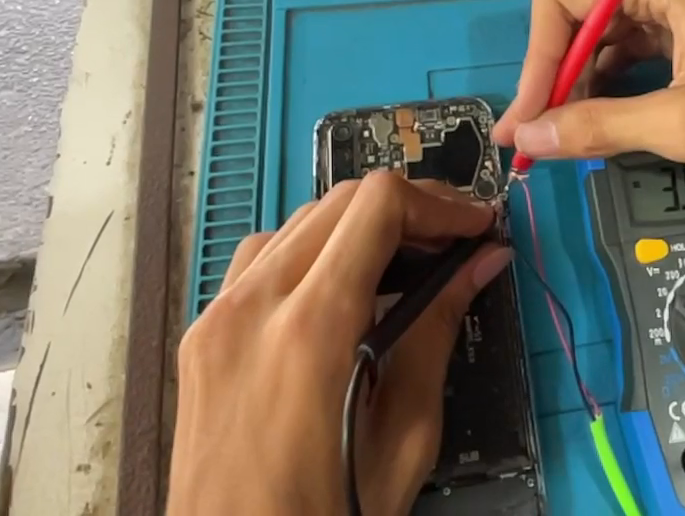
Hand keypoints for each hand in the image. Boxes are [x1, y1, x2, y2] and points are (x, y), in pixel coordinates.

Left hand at [170, 173, 512, 515]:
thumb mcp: (407, 430)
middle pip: (342, 199)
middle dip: (409, 208)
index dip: (438, 203)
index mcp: (311, 326)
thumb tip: (483, 262)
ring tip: (403, 259)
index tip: (474, 227)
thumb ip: (439, 327)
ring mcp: (218, 314)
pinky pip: (262, 256)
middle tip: (452, 240)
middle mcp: (256, 302)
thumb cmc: (333, 515)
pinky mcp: (202, 332)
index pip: (379, 206)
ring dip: (359, 224)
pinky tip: (335, 284)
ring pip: (302, 218)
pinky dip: (310, 248)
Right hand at [493, 0, 684, 183]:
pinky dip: (612, 83)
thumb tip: (524, 139)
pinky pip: (634, 47)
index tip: (521, 127)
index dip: (533, 66)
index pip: (559, 3)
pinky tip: (603, 119)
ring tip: (565, 138)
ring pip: (604, 35)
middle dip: (554, 78)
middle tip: (537, 141)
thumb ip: (596, 126)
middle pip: (577, 16)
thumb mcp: (681, 125)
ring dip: (580, 84)